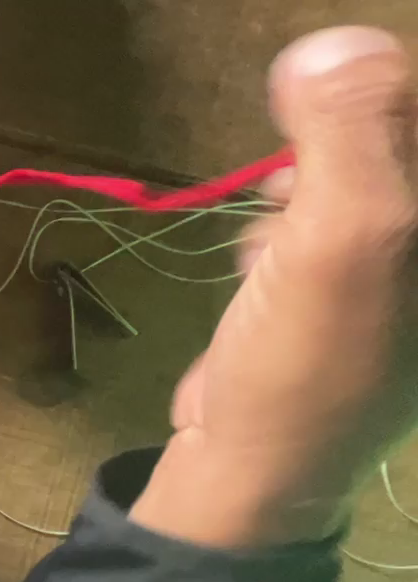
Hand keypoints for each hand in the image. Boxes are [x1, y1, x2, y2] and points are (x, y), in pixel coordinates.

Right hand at [132, 27, 417, 548]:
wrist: (257, 459)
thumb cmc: (310, 359)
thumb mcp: (340, 237)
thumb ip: (351, 133)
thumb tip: (324, 44)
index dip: (386, 102)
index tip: (321, 128)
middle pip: (404, 136)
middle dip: (346, 145)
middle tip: (293, 190)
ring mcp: (402, 261)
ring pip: (368, 171)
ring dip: (309, 185)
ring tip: (274, 230)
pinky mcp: (356, 284)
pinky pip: (332, 216)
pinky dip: (291, 223)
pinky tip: (264, 257)